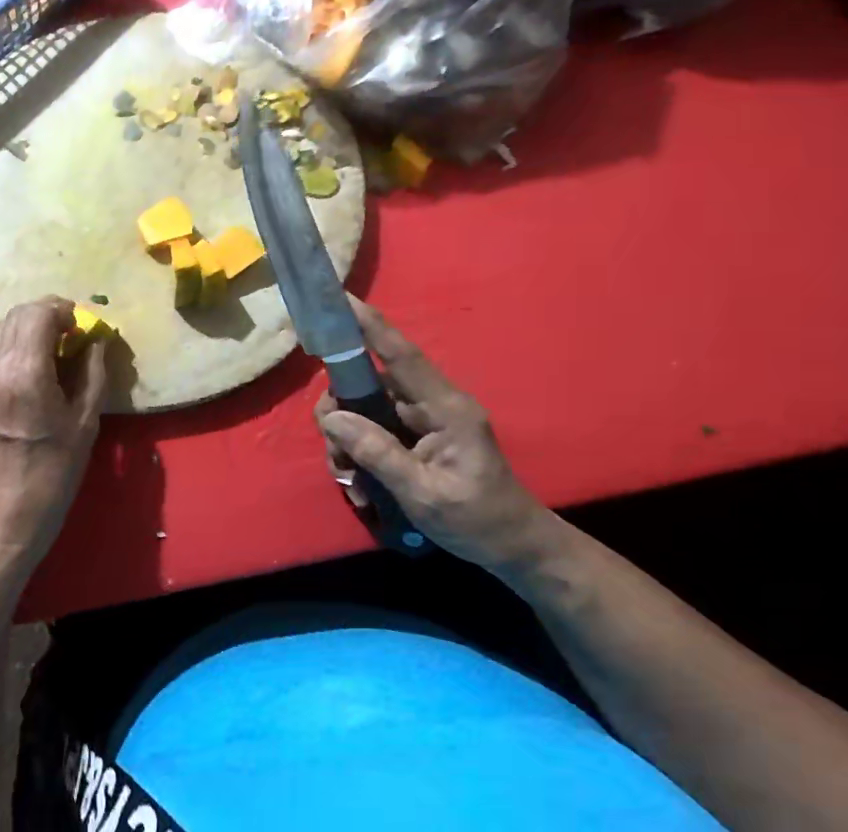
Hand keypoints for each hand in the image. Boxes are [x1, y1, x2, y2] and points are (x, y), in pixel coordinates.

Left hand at [0, 298, 108, 571]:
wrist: (15, 502)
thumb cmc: (58, 466)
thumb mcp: (86, 418)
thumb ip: (93, 370)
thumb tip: (97, 337)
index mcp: (28, 373)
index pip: (39, 315)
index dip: (64, 310)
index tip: (84, 324)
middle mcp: (2, 366)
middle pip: (20, 313)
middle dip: (49, 310)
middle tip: (75, 327)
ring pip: (6, 323)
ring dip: (33, 320)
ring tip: (59, 338)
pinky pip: (0, 342)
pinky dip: (21, 335)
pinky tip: (42, 353)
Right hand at [315, 298, 558, 572]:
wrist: (514, 548)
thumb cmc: (478, 520)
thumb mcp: (425, 493)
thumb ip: (378, 453)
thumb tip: (332, 417)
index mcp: (444, 408)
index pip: (401, 356)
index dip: (370, 325)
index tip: (340, 299)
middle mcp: (428, 404)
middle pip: (364, 386)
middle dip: (338, 418)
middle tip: (338, 462)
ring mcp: (418, 419)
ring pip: (358, 410)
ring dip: (344, 444)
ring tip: (352, 482)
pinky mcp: (409, 435)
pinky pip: (365, 430)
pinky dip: (354, 455)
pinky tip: (360, 486)